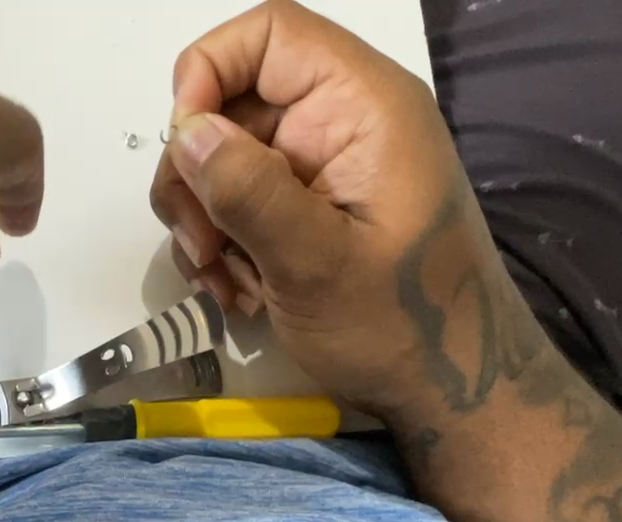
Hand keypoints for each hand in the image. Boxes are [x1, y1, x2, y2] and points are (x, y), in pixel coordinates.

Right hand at [151, 0, 534, 423]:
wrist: (437, 385)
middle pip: (228, 108)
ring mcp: (313, 174)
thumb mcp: (316, 262)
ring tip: (223, 280)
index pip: (268, 35)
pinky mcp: (298, 216)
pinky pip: (231, 212)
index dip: (207, 75)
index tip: (184, 152)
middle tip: (203, 247)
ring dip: (201, 226)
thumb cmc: (395, 325)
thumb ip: (251, 191)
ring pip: (218, 167)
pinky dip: (218, 252)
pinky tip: (238, 293)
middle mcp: (333, 127)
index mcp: (359, 108)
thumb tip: (186, 133)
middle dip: (195, 179)